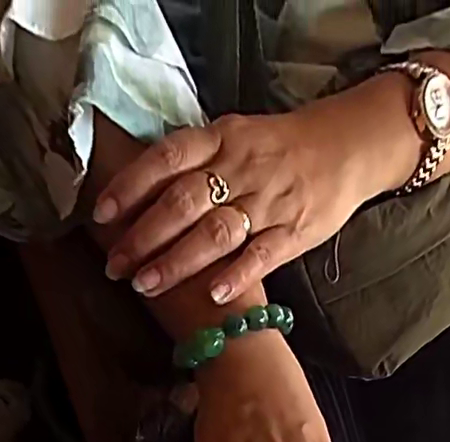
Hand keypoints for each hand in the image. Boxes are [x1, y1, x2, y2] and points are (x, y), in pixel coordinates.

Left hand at [93, 92, 411, 303]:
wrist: (348, 146)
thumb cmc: (278, 149)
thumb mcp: (234, 138)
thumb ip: (194, 161)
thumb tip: (139, 191)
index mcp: (222, 140)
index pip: (166, 159)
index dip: (131, 186)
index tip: (101, 215)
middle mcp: (241, 169)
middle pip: (183, 202)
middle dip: (144, 236)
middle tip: (116, 266)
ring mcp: (269, 201)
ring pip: (217, 232)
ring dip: (178, 260)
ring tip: (147, 284)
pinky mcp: (294, 231)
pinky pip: (262, 255)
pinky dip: (237, 275)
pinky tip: (212, 296)